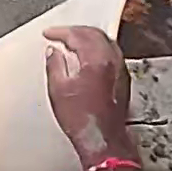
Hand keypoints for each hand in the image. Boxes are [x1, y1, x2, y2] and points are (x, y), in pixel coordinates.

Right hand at [43, 26, 141, 170]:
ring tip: (71, 43)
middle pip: (95, 34)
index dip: (61, 32)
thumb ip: (55, 65)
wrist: (102, 140)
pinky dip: (96, 49)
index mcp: (96, 61)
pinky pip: (110, 54)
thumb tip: (53, 52)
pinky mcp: (122, 80)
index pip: (78, 35)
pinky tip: (86, 57)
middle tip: (60, 34)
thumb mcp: (58, 89)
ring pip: (105, 42)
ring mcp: (120, 70)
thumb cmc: (81, 119)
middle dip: (76, 31)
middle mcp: (112, 62)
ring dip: (87, 38)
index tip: (49, 34)